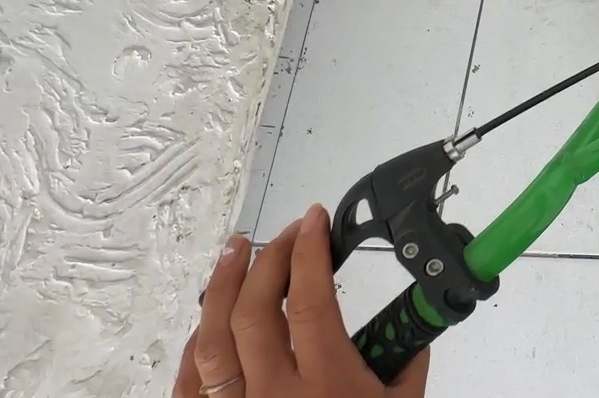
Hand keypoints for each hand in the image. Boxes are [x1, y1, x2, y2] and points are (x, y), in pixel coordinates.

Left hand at [174, 205, 429, 397]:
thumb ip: (407, 358)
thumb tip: (411, 319)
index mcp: (326, 384)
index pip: (311, 299)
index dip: (310, 250)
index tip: (317, 218)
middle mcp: (272, 396)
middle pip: (254, 312)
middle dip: (270, 258)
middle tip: (289, 230)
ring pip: (209, 343)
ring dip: (222, 287)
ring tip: (238, 249)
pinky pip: (187, 384)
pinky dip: (196, 343)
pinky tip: (210, 317)